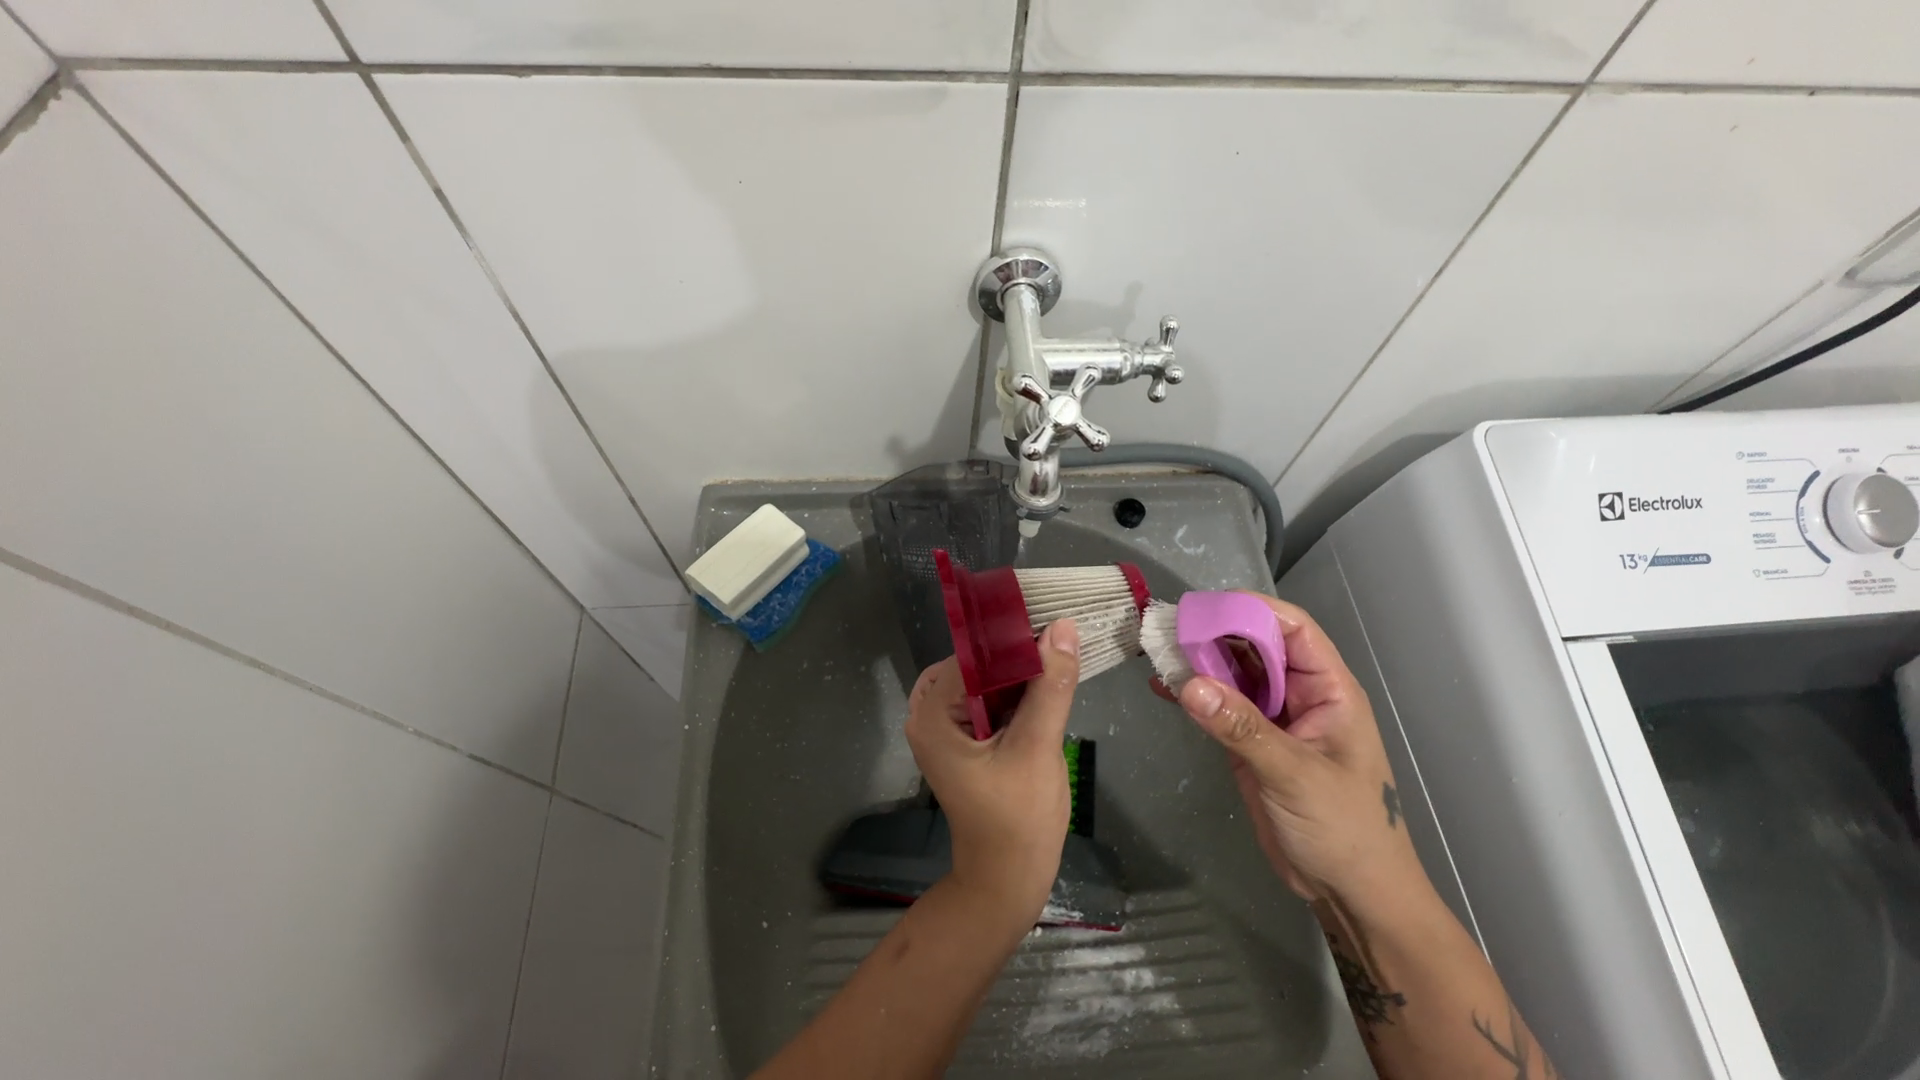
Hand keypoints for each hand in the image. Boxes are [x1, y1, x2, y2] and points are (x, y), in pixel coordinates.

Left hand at [905, 619, 1080, 926]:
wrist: (1007, 880)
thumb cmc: (1018, 818)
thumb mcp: (1037, 746)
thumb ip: (1050, 686)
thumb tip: (1064, 628)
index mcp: (932, 715)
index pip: (972, 655)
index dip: (1011, 637)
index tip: (1052, 623)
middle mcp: (928, 717)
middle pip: (973, 664)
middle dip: (1015, 654)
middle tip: (1059, 642)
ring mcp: (944, 731)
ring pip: (982, 681)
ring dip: (1017, 673)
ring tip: (1058, 660)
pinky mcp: (963, 743)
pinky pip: (986, 702)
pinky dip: (1013, 694)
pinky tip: (1045, 689)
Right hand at [1173, 595, 1422, 905]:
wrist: (1351, 892)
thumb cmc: (1344, 828)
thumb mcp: (1295, 775)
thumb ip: (1243, 728)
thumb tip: (1189, 684)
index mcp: (1329, 690)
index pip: (1291, 630)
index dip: (1250, 611)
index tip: (1203, 609)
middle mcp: (1300, 696)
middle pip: (1256, 647)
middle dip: (1215, 634)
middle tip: (1166, 629)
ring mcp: (1274, 720)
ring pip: (1234, 675)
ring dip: (1199, 663)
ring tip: (1157, 651)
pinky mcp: (1251, 745)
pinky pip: (1221, 708)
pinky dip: (1194, 696)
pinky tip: (1163, 688)